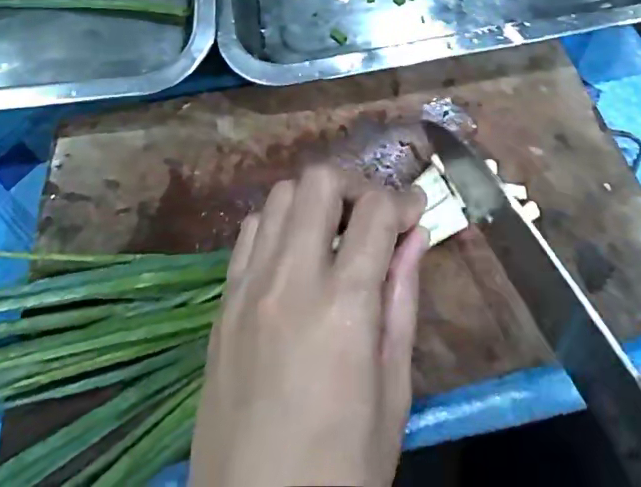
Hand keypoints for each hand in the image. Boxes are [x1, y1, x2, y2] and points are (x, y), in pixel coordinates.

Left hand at [189, 166, 428, 486]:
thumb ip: (402, 302)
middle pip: (319, 182)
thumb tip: (416, 238)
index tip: (418, 211)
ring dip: (314, 202)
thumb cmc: (342, 468)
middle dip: (356, 186)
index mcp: (343, 306)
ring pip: (280, 197)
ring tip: (334, 235)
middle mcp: (291, 279)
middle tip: (374, 219)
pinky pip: (249, 233)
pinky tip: (293, 257)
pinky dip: (278, 226)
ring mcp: (249, 286)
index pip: (376, 212)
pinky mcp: (222, 302)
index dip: (404, 201)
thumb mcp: (392, 393)